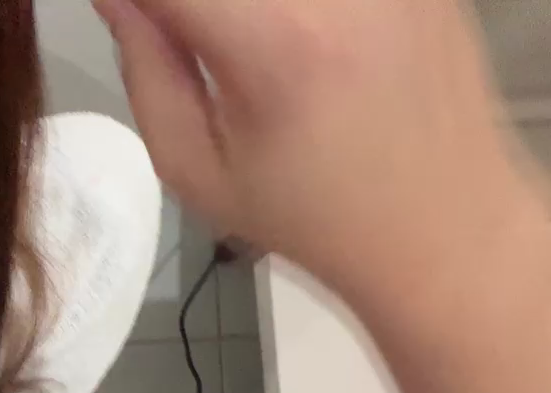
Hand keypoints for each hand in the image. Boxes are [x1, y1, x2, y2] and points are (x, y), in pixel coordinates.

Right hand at [93, 0, 550, 304]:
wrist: (434, 214)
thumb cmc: (298, 210)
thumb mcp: (192, 167)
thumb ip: (147, 72)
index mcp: (275, 42)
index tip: (116, 12)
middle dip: (181, 6)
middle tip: (166, 34)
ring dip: (223, 13)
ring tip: (222, 47)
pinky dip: (269, 15)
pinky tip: (281, 47)